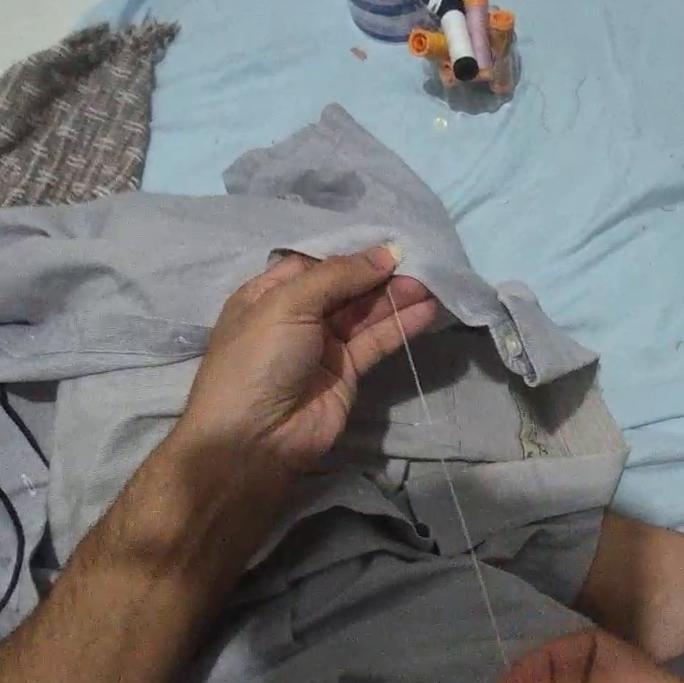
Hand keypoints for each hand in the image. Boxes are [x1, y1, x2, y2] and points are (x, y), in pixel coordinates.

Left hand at [174, 246, 438, 474]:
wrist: (254, 438)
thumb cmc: (258, 359)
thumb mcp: (288, 303)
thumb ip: (339, 276)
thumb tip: (388, 253)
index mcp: (268, 294)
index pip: (316, 263)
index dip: (351, 253)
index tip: (387, 244)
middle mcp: (296, 316)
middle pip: (345, 288)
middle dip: (379, 276)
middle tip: (418, 264)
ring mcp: (323, 347)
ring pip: (364, 314)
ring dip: (395, 299)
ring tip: (429, 284)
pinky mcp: (347, 374)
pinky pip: (376, 342)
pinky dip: (400, 326)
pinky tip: (426, 311)